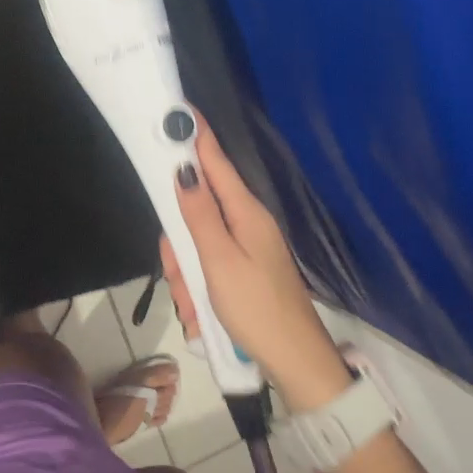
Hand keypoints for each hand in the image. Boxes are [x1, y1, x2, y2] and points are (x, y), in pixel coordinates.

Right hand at [163, 121, 352, 411]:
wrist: (296, 363)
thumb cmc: (256, 307)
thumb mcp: (219, 260)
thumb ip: (198, 213)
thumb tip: (184, 168)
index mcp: (245, 211)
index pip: (215, 160)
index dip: (196, 135)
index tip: (177, 110)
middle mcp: (247, 221)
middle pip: (196, 207)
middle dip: (178, 241)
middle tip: (176, 272)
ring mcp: (247, 246)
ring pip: (197, 241)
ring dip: (186, 272)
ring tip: (193, 305)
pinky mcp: (244, 269)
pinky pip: (208, 264)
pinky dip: (198, 286)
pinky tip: (201, 313)